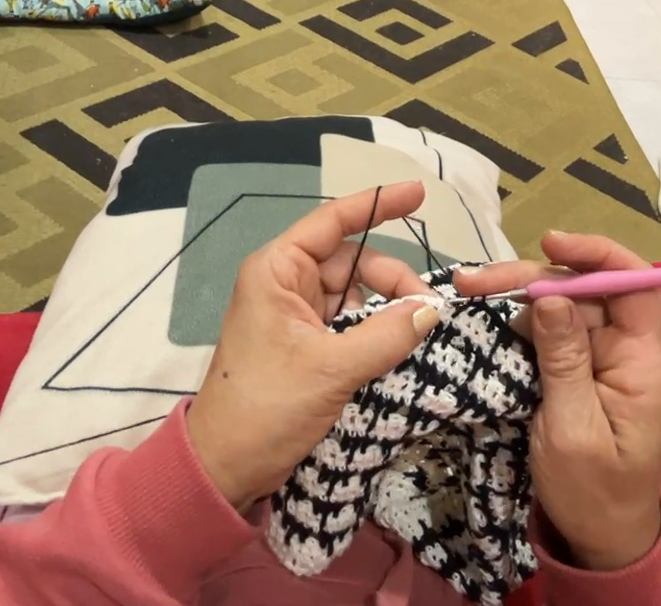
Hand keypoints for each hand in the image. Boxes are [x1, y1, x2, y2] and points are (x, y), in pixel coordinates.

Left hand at [187, 181, 443, 510]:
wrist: (226, 467)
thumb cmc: (266, 406)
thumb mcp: (331, 369)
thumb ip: (386, 336)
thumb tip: (434, 309)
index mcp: (278, 270)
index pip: (332, 222)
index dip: (376, 204)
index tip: (418, 193)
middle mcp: (286, 282)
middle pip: (352, 262)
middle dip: (392, 280)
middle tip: (431, 310)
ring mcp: (296, 313)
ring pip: (355, 294)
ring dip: (387, 308)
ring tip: (419, 331)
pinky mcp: (305, 342)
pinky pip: (349, 322)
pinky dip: (376, 329)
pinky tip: (401, 343)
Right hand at [454, 232, 660, 571]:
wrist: (594, 539)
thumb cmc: (593, 491)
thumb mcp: (573, 429)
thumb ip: (563, 360)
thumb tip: (548, 296)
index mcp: (642, 362)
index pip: (634, 285)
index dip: (597, 255)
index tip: (550, 242)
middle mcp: (622, 348)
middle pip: (583, 287)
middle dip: (531, 275)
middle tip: (473, 281)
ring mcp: (595, 355)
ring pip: (558, 301)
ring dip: (514, 292)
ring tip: (468, 288)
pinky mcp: (570, 365)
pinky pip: (545, 326)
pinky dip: (513, 315)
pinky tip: (483, 309)